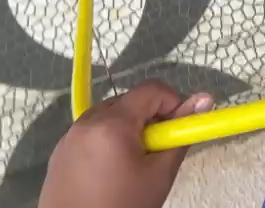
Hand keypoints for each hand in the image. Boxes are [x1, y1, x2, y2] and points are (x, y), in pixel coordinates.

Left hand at [39, 80, 212, 207]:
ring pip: (110, 115)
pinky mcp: (58, 154)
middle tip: (156, 150)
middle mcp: (87, 122)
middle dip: (149, 118)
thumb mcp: (159, 175)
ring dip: (128, 128)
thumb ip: (181, 133)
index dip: (172, 102)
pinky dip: (107, 141)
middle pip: (130, 101)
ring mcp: (68, 138)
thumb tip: (206, 98)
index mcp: (112, 123)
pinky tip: (109, 173)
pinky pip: (91, 132)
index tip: (177, 129)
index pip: (151, 90)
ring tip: (132, 164)